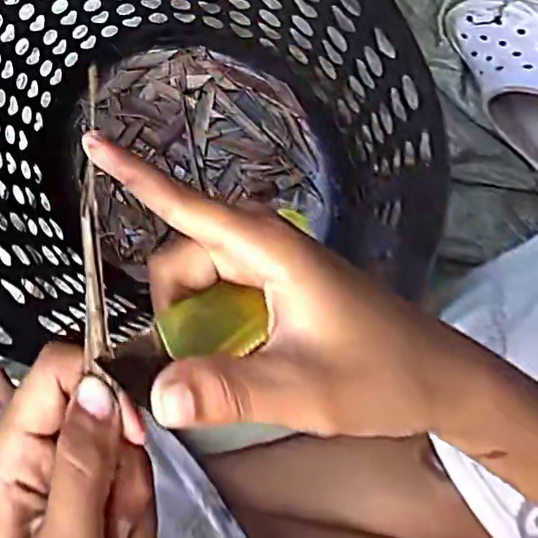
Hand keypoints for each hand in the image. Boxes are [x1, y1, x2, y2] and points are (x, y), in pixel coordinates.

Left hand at [0, 342, 157, 537]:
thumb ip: (80, 462)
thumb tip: (97, 382)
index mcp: (12, 442)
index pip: (55, 367)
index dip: (99, 383)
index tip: (131, 433)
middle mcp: (34, 443)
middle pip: (97, 404)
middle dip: (121, 461)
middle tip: (112, 518)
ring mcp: (63, 465)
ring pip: (121, 442)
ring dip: (131, 495)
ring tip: (112, 536)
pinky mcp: (89, 487)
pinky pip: (130, 476)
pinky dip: (136, 512)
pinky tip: (117, 536)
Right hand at [83, 132, 487, 439]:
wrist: (445, 379)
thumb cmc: (381, 375)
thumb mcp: (304, 392)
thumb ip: (228, 392)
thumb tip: (156, 396)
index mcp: (261, 244)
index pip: (180, 202)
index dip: (131, 170)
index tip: (92, 141)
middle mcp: (255, 235)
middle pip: (179, 257)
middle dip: (172, 308)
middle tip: (192, 366)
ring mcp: (262, 249)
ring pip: (192, 270)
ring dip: (189, 313)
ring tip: (225, 361)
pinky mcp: (267, 267)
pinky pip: (212, 279)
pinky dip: (205, 311)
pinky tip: (232, 345)